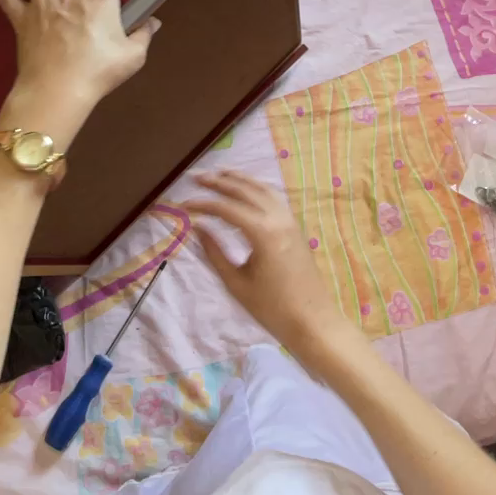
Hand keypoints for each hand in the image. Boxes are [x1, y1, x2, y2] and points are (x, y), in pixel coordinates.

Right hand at [187, 171, 356, 361]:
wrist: (312, 321)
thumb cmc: (272, 309)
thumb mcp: (237, 283)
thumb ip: (215, 252)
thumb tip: (198, 227)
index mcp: (263, 233)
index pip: (227, 209)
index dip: (203, 204)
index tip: (183, 204)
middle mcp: (278, 218)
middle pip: (244, 190)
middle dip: (219, 182)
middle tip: (195, 177)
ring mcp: (289, 220)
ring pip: (262, 188)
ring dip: (239, 179)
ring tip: (218, 173)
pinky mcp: (294, 225)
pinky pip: (273, 197)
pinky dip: (256, 187)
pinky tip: (245, 188)